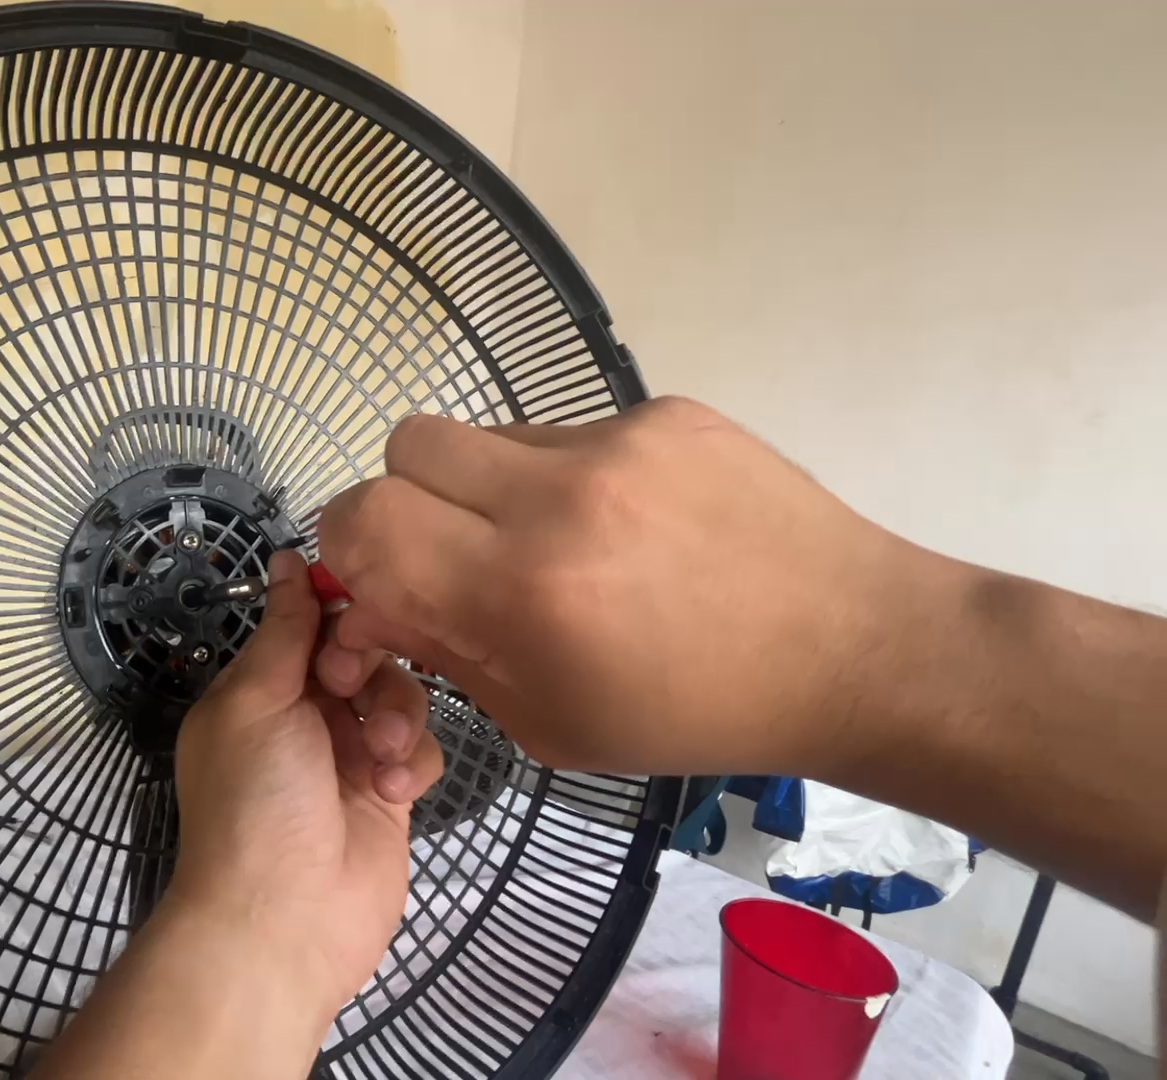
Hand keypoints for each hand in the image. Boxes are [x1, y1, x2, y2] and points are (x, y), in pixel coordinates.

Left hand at [166, 550, 444, 1017]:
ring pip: (396, 695)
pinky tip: (393, 789)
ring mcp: (348, 751)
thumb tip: (287, 557)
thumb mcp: (256, 701)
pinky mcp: (389, 789)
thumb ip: (283, 629)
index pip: (308, 622)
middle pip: (362, 653)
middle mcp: (305, 711)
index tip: (357, 610)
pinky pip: (417, 747)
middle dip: (366, 666)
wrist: (283, 918)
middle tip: (348, 690)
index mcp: (261, 685)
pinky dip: (410, 759)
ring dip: (393, 716)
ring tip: (378, 756)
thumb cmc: (255, 796)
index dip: (336, 612)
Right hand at [312, 396, 953, 777]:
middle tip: (447, 545)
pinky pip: (554, 430)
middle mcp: (559, 498)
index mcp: (524, 591)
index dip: (346, 541)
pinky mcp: (663, 411)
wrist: (862, 652)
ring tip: (543, 536)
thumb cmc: (688, 714)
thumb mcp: (543, 720)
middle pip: (406, 444)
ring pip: (479, 432)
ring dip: (478, 485)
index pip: (367, 519)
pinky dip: (550, 476)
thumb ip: (440, 649)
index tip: (372, 570)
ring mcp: (616, 441)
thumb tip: (368, 599)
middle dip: (401, 496)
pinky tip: (614, 520)